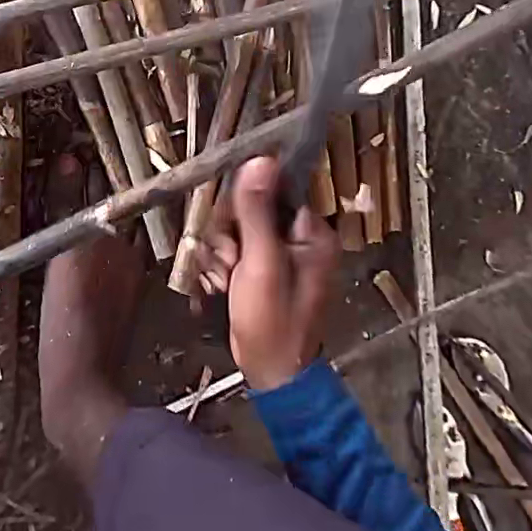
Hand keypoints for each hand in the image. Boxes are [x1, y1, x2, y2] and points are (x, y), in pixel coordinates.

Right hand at [201, 156, 339, 390]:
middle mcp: (297, 237)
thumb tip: (261, 159)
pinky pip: (230, 245)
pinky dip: (220, 262)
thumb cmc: (273, 320)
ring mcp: (278, 252)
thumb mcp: (261, 262)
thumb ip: (257, 210)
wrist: (270, 372)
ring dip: (220, 250)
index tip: (233, 231)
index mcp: (311, 232)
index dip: (244, 204)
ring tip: (225, 278)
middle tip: (230, 262)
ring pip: (233, 226)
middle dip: (228, 234)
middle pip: (247, 207)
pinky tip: (222, 282)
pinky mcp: (260, 265)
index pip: (270, 190)